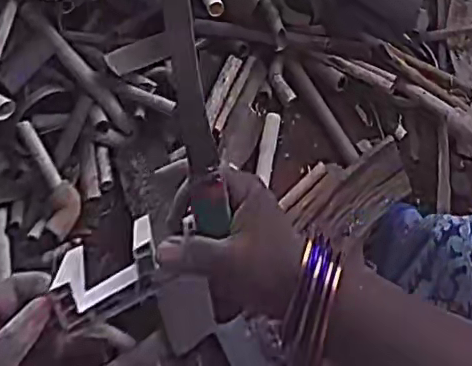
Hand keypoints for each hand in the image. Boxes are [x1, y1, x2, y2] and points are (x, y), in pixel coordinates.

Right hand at [156, 167, 305, 319]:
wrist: (308, 296)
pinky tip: (220, 285)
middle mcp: (245, 196)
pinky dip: (217, 263)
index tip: (171, 219)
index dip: (183, 194)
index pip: (202, 174)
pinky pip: (222, 245)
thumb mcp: (228, 260)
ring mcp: (248, 219)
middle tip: (183, 251)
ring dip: (205, 252)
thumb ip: (193, 253)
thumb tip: (163, 251)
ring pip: (212, 228)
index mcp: (242, 186)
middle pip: (204, 204)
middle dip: (193, 231)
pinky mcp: (250, 241)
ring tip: (205, 273)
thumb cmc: (274, 268)